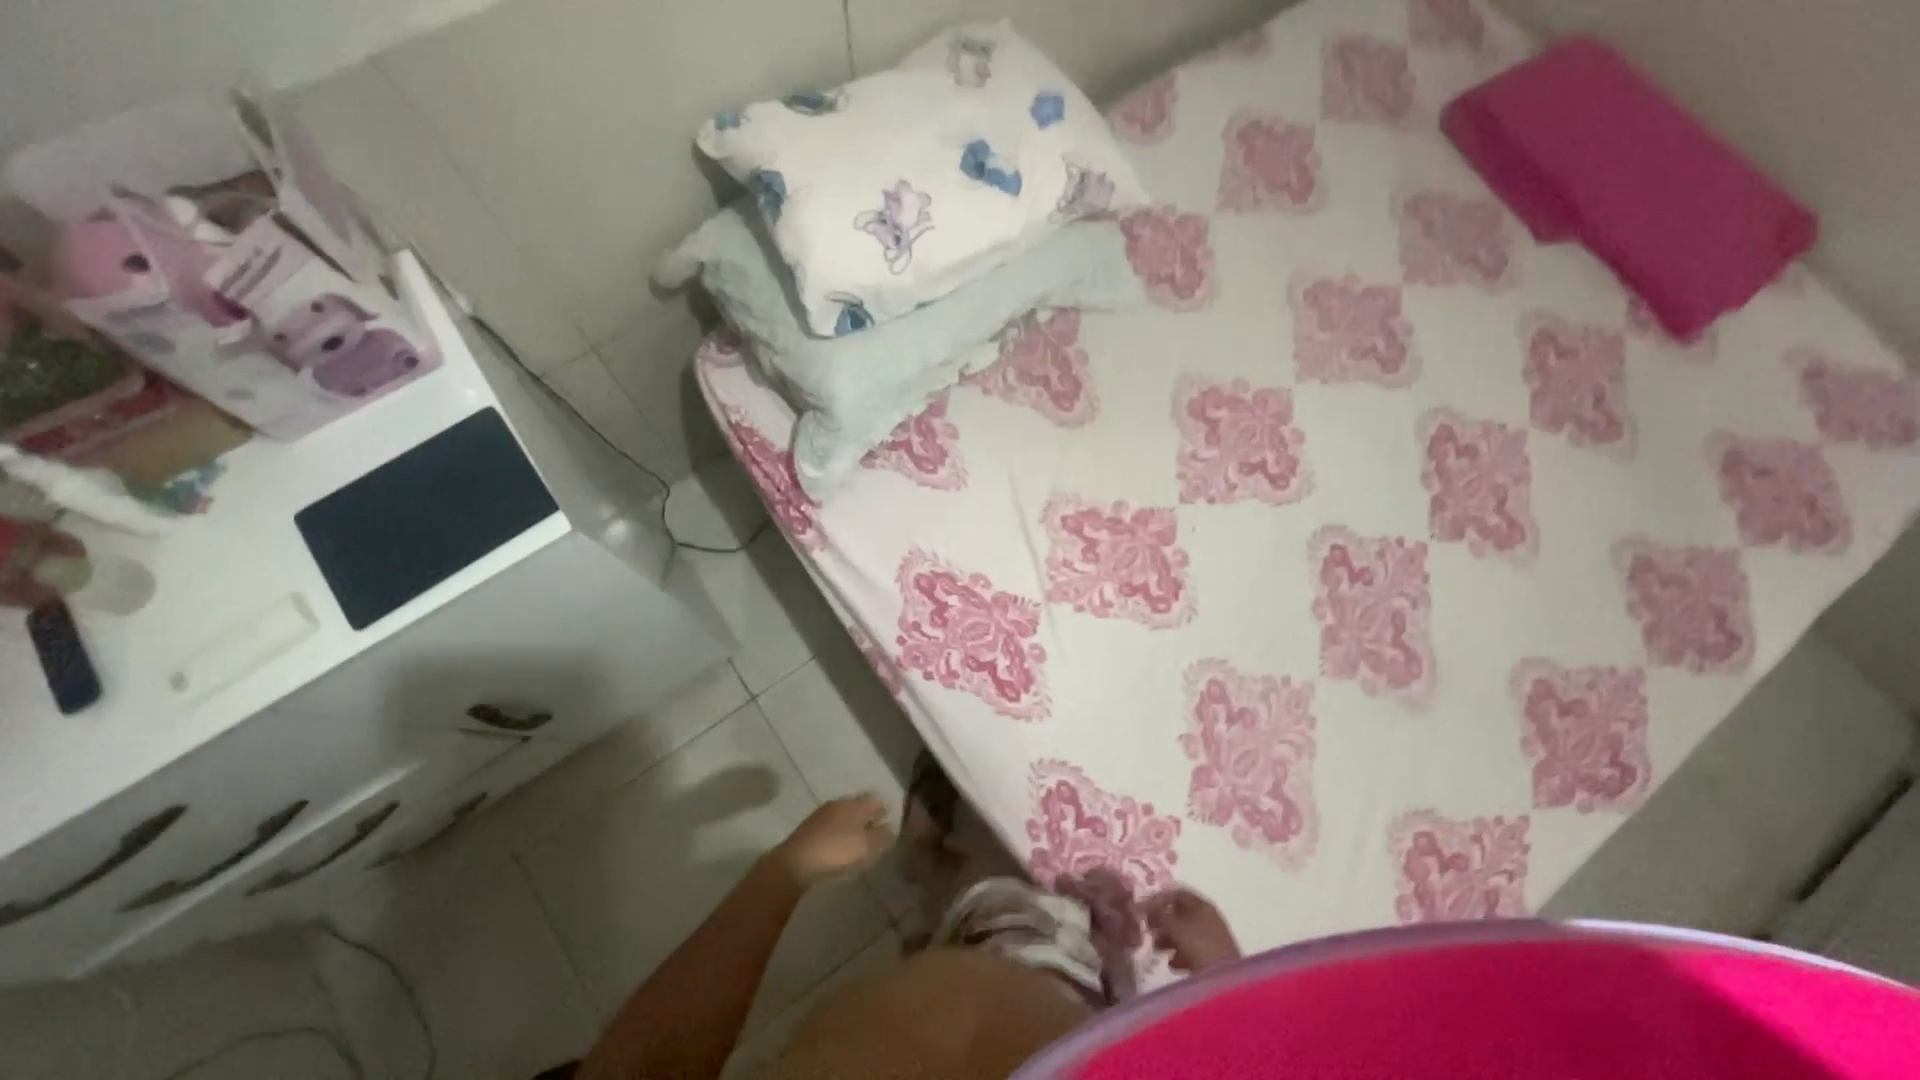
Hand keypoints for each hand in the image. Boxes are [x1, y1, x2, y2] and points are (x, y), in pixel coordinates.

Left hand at [772, 794, 894, 886]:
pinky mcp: (810, 827)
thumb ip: (882, 836)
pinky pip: (832, 825)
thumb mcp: (866, 846)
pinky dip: (839, 833)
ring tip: (858, 844)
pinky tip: (838, 848)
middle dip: (869, 818)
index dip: (885, 811)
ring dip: (853, 826)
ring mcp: (822, 814)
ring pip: (845, 815)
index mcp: (855, 804)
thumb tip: (891, 827)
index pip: (876, 800)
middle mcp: (839, 803)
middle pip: (860, 806)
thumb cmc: (835, 852)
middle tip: (875, 835)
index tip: (889, 824)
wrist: (794, 862)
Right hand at [1144, 887, 1241, 973]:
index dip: (1158, 898)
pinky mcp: (1211, 958)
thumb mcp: (1175, 926)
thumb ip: (1158, 914)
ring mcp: (1211, 938)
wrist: (1225, 980)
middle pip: (1179, 913)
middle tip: (1148, 929)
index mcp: (1202, 905)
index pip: (1177, 893)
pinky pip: (1190, 951)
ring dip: (1168, 939)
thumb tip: (1143, 905)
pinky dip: (1179, 955)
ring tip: (1157, 948)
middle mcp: (1208, 918)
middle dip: (1162, 921)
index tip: (1143, 909)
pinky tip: (1172, 964)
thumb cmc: (1199, 945)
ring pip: (1183, 933)